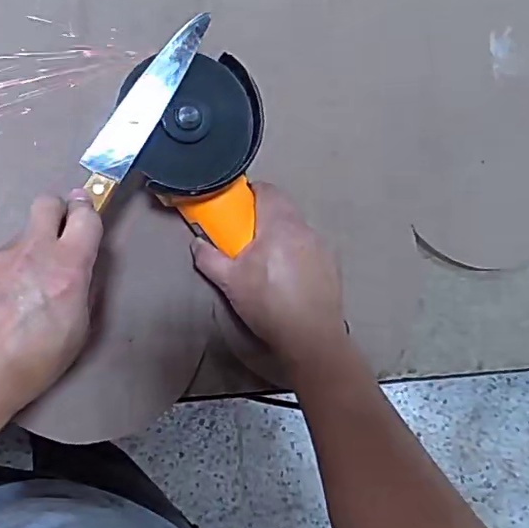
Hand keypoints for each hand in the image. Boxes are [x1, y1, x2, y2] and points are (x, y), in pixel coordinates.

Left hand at [0, 191, 102, 416]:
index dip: (90, 213)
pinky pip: (2, 256)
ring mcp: (1, 256)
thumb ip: (85, 288)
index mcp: (66, 267)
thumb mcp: (80, 331)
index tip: (89, 218)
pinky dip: (9, 268)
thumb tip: (84, 268)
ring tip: (29, 289)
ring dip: (32, 249)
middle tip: (63, 235)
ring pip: (23, 234)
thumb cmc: (33, 362)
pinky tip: (6, 299)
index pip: (85, 215)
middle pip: (48, 202)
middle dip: (60, 212)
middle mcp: (32, 251)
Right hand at [191, 182, 351, 374]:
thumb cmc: (268, 304)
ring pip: (295, 228)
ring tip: (264, 262)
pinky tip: (285, 277)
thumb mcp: (229, 282)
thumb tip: (197, 243)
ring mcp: (321, 246)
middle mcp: (304, 229)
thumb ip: (209, 258)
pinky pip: (308, 247)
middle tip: (243, 239)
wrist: (310, 338)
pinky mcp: (331, 265)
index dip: (248, 195)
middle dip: (260, 217)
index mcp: (280, 225)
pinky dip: (294, 252)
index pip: (266, 190)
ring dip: (278, 236)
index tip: (235, 210)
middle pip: (281, 208)